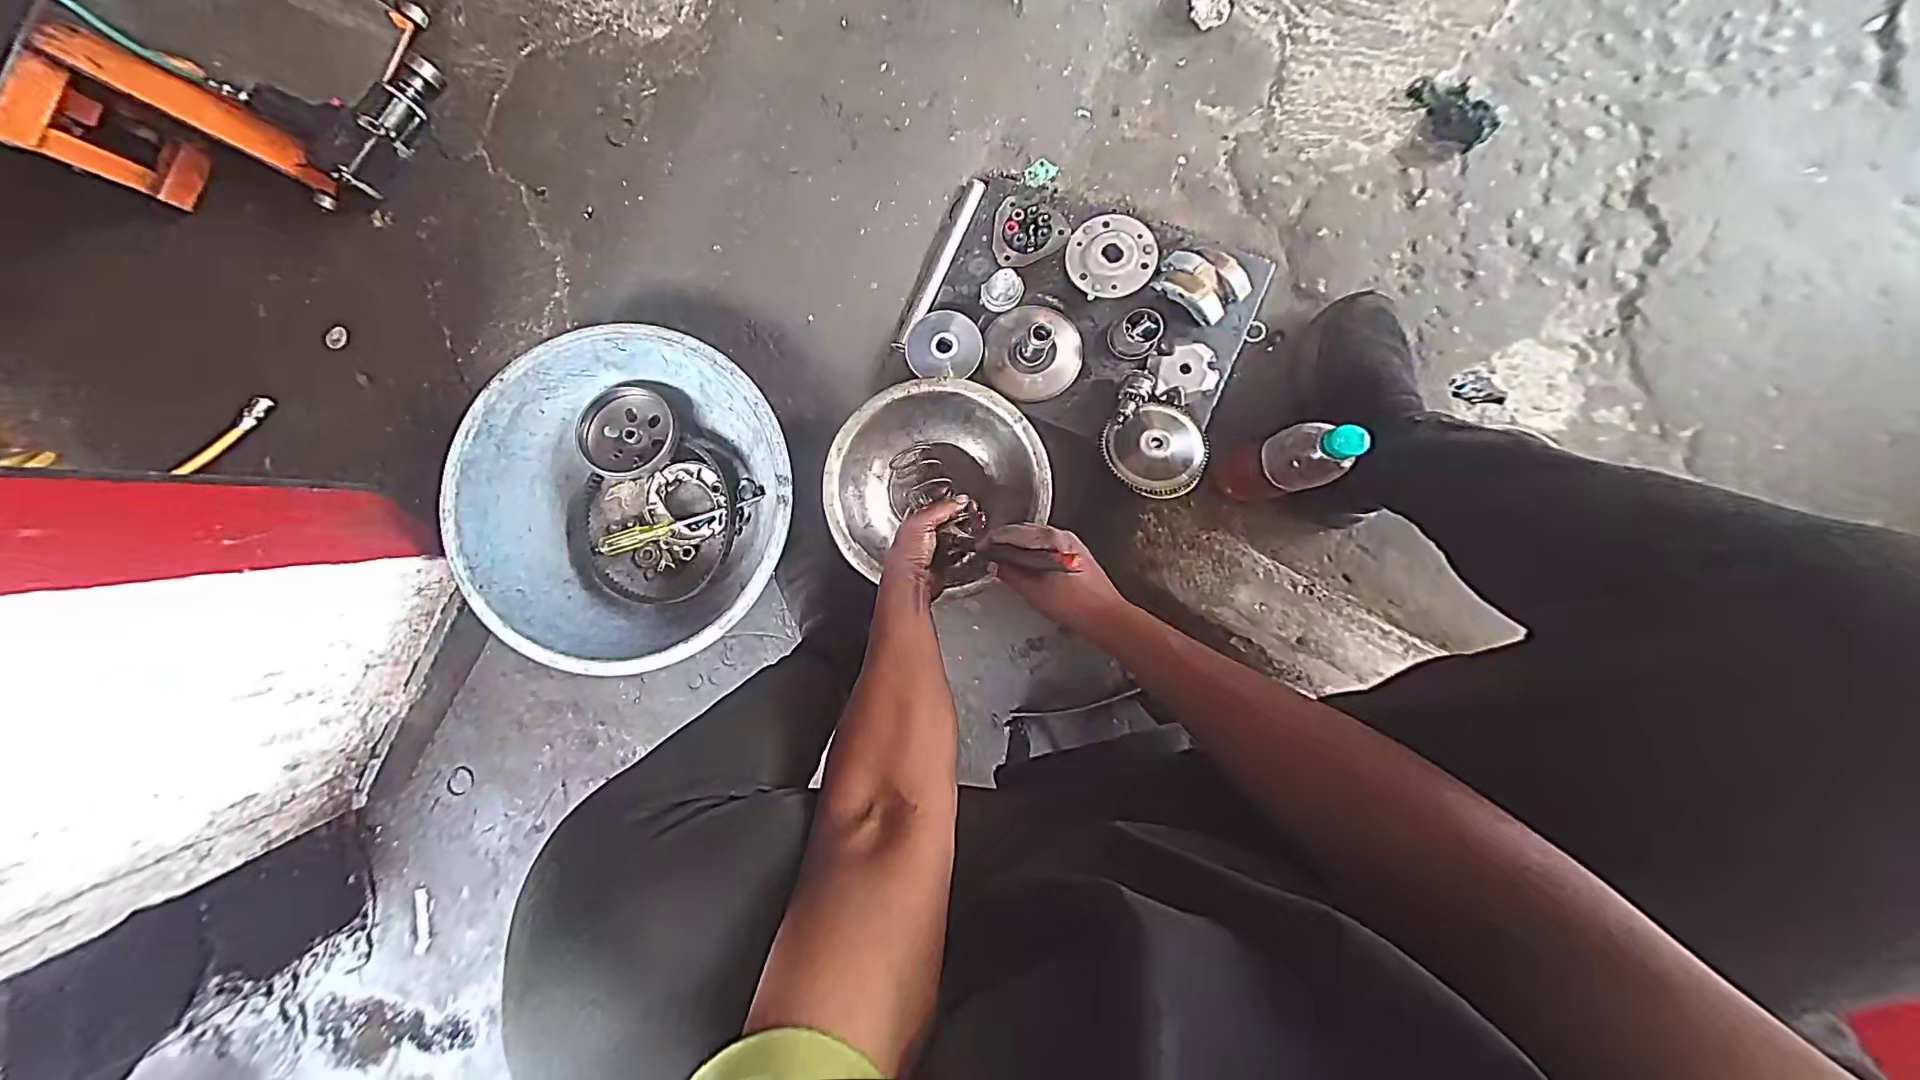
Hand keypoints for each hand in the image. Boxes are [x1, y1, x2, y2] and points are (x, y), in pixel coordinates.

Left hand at [882, 496, 972, 603]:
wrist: (911, 583)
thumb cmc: (907, 554)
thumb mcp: (922, 523)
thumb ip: (941, 509)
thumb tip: (959, 500)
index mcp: (914, 521)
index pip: (934, 506)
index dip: (949, 501)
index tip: (963, 499)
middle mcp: (923, 535)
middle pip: (946, 520)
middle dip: (960, 516)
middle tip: (973, 512)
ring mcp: (933, 550)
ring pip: (954, 536)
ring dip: (965, 532)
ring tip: (976, 526)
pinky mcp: (943, 564)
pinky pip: (958, 552)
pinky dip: (966, 548)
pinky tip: (971, 545)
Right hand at [978, 524, 1128, 633]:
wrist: (1107, 619)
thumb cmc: (1076, 605)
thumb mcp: (1035, 591)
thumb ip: (1012, 574)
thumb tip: (995, 564)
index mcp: (1054, 539)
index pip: (1015, 531)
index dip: (994, 539)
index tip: (980, 547)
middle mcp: (1063, 536)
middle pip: (1024, 531)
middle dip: (1003, 540)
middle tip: (986, 552)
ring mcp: (1070, 545)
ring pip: (1034, 540)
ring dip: (1015, 547)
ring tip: (999, 559)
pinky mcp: (1073, 557)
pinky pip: (1044, 548)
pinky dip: (1028, 553)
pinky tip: (1021, 566)